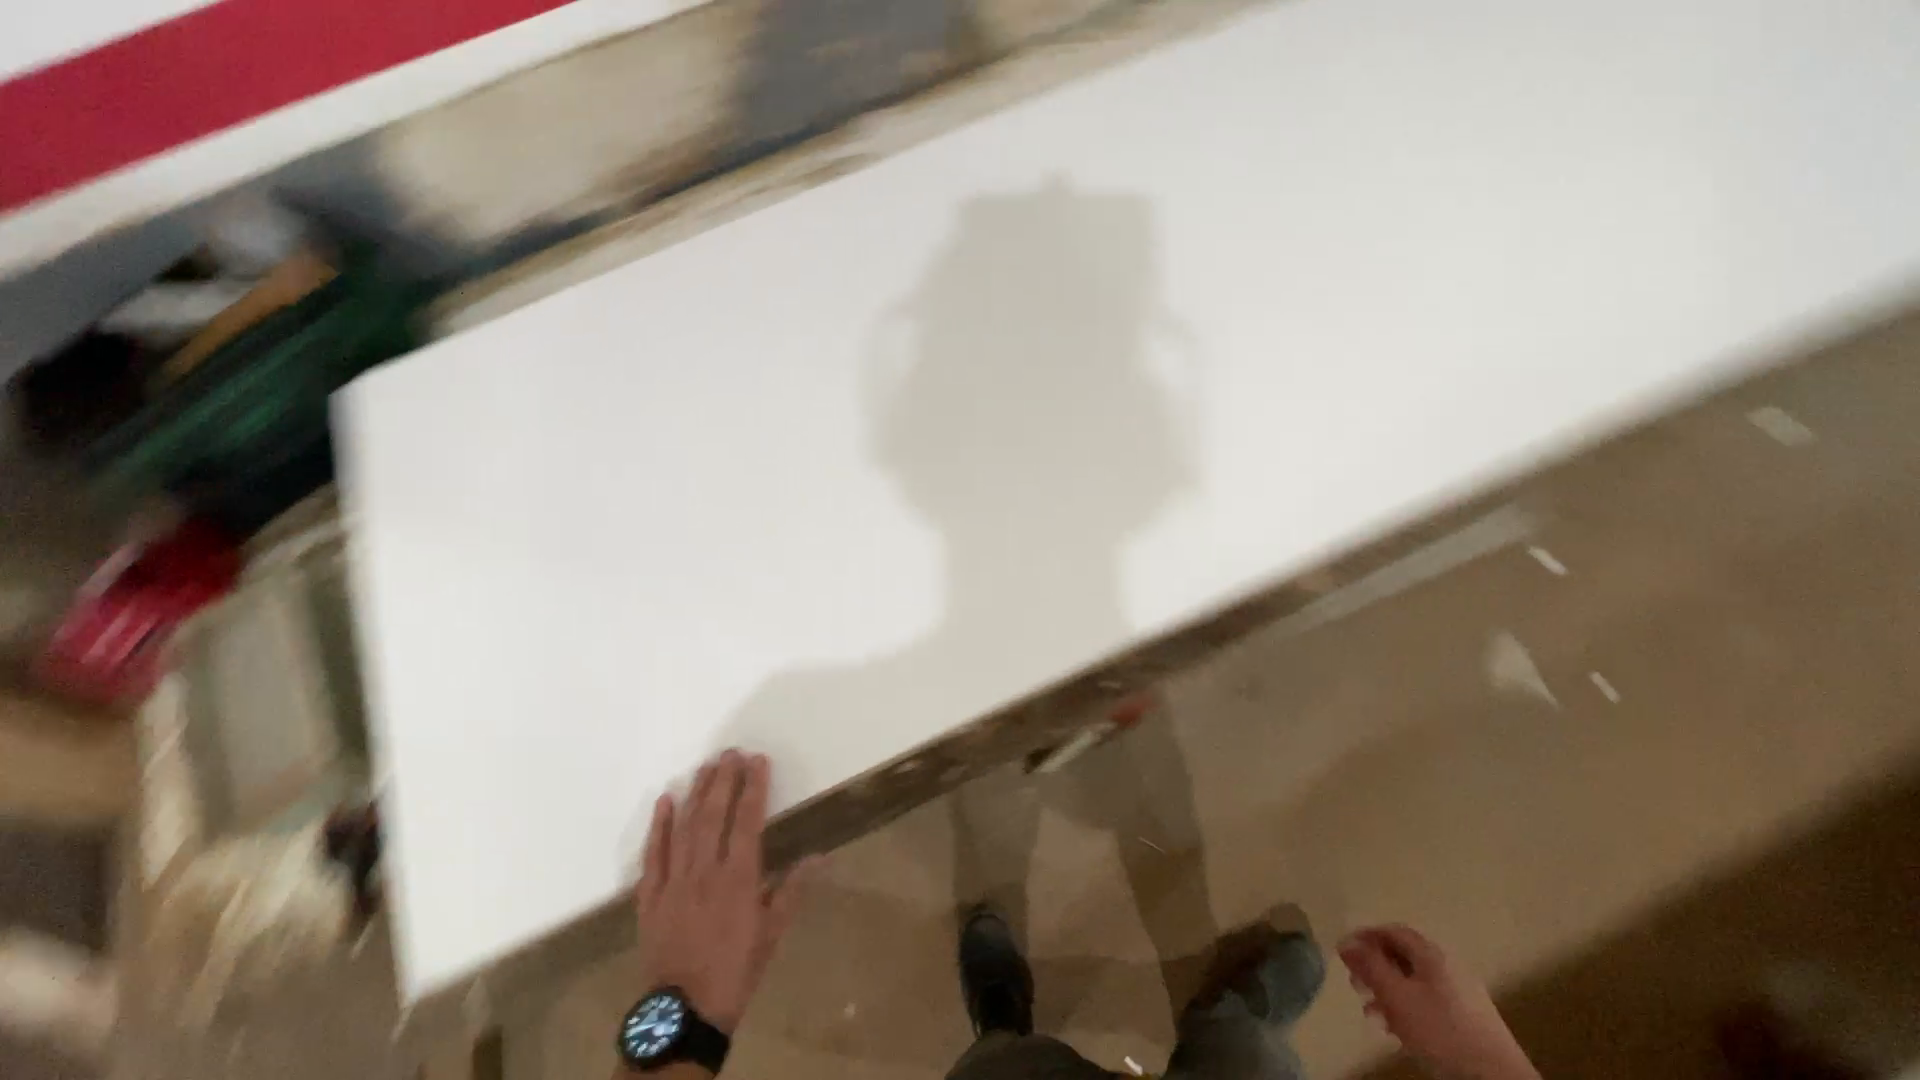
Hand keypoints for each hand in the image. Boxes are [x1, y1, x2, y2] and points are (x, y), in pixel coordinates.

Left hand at [634, 750, 814, 1033]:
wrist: (685, 1012)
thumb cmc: (736, 970)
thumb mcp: (772, 933)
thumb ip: (792, 890)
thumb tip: (820, 856)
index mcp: (738, 879)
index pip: (747, 821)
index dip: (753, 787)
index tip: (758, 760)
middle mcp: (704, 872)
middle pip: (713, 815)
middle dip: (724, 780)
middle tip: (731, 752)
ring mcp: (673, 882)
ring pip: (684, 827)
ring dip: (695, 793)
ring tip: (706, 766)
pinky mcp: (650, 896)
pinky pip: (653, 855)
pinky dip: (658, 827)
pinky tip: (665, 801)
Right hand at [1339, 925, 1538, 1079]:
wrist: (1494, 1076)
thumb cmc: (1439, 1029)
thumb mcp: (1396, 996)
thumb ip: (1369, 966)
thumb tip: (1345, 942)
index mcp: (1432, 954)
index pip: (1393, 931)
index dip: (1365, 936)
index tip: (1343, 953)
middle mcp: (1447, 966)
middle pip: (1402, 956)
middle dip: (1374, 968)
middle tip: (1355, 985)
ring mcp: (1460, 992)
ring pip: (1413, 982)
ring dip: (1387, 992)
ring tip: (1372, 1013)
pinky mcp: (1466, 1017)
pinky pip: (1427, 1001)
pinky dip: (1406, 1007)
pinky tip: (1396, 1028)